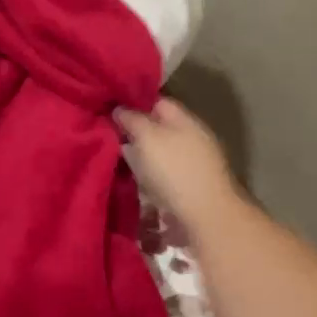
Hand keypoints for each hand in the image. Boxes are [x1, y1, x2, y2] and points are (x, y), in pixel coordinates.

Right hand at [116, 99, 242, 224]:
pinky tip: (138, 179)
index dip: (134, 102)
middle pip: (160, 126)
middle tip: (109, 135)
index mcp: (184, 120)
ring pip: (162, 149)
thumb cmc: (174, 169)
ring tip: (118, 157)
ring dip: (143, 152)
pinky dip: (151, 171)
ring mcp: (195, 161)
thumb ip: (132, 119)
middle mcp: (193, 136)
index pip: (157, 101)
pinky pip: (166, 170)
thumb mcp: (147, 137)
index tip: (110, 109)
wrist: (207, 215)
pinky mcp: (193, 184)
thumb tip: (119, 109)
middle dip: (136, 130)